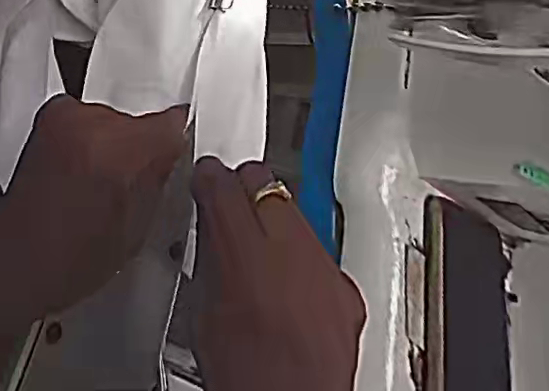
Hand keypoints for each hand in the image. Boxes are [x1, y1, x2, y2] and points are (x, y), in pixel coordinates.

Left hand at [0, 96, 188, 354]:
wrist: (8, 262)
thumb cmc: (62, 262)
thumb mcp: (135, 231)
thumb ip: (158, 180)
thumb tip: (171, 153)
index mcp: (123, 154)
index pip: (172, 123)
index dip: (175, 140)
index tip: (174, 147)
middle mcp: (94, 126)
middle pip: (141, 122)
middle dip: (141, 145)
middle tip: (129, 180)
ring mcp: (69, 118)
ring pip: (114, 118)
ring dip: (113, 140)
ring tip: (97, 178)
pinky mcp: (51, 116)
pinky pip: (87, 116)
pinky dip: (88, 133)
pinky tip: (80, 165)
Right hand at [192, 158, 364, 390]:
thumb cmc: (244, 381)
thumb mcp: (202, 311)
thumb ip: (207, 252)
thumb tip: (210, 216)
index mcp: (240, 260)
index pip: (222, 184)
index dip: (210, 177)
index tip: (206, 178)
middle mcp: (287, 256)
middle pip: (263, 181)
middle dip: (242, 186)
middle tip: (228, 200)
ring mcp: (322, 271)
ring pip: (293, 209)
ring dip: (273, 216)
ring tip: (258, 246)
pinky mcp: (347, 291)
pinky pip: (318, 249)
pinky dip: (301, 255)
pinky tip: (288, 278)